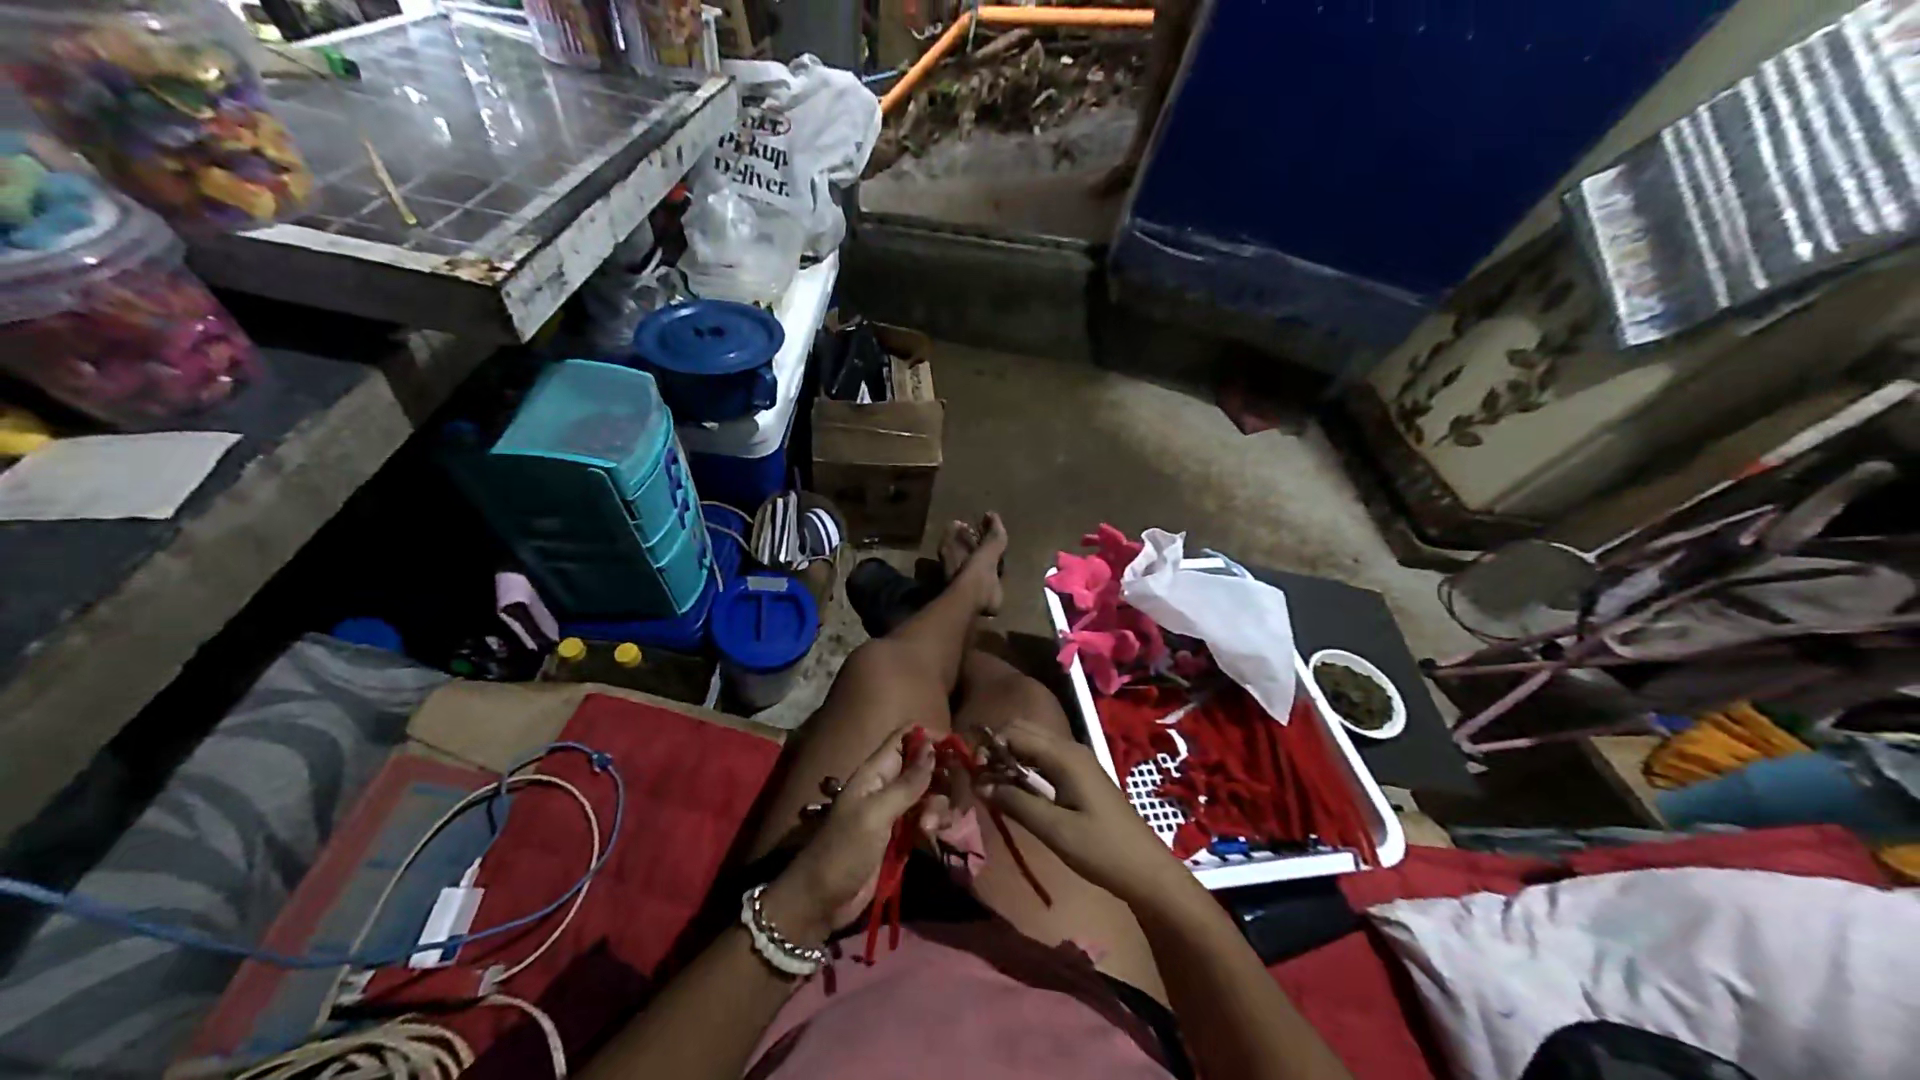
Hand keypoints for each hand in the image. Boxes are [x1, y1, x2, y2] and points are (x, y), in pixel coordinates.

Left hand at [762, 725, 946, 945]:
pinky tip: (931, 836)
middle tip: (948, 796)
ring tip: (929, 828)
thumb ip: (906, 783)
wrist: (822, 901)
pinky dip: (935, 824)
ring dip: (939, 806)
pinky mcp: (902, 836)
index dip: (930, 737)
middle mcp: (888, 785)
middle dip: (941, 778)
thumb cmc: (843, 851)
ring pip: (931, 794)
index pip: (905, 737)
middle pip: (925, 765)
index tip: (956, 751)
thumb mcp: (875, 814)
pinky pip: (928, 819)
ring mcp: (896, 812)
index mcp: (876, 772)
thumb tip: (932, 746)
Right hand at [976, 721, 1191, 908]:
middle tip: (980, 779)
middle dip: (997, 748)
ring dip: (1010, 757)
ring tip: (992, 785)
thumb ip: (1016, 803)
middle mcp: (1070, 748)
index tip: (973, 772)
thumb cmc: (1101, 851)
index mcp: (1065, 756)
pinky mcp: (1079, 775)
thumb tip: (979, 784)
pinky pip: (1044, 757)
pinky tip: (1016, 790)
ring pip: (1033, 743)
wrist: (1146, 870)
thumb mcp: (1054, 830)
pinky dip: (1025, 766)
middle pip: (1023, 731)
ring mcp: (1077, 760)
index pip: (1015, 733)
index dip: (989, 746)